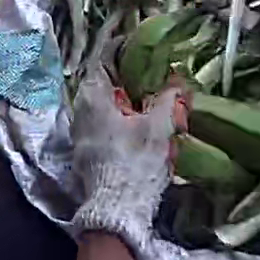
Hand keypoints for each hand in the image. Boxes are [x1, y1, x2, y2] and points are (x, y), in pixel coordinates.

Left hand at [69, 65, 182, 244]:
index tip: (140, 46)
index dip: (121, 50)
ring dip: (125, 102)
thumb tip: (179, 81)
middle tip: (151, 74)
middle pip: (104, 83)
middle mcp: (80, 109)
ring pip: (105, 106)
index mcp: (92, 96)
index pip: (103, 60)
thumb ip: (167, 101)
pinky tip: (140, 127)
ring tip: (150, 99)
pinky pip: (104, 125)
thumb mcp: (156, 129)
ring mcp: (81, 131)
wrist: (113, 213)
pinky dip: (121, 121)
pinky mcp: (87, 151)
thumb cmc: (132, 163)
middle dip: (127, 79)